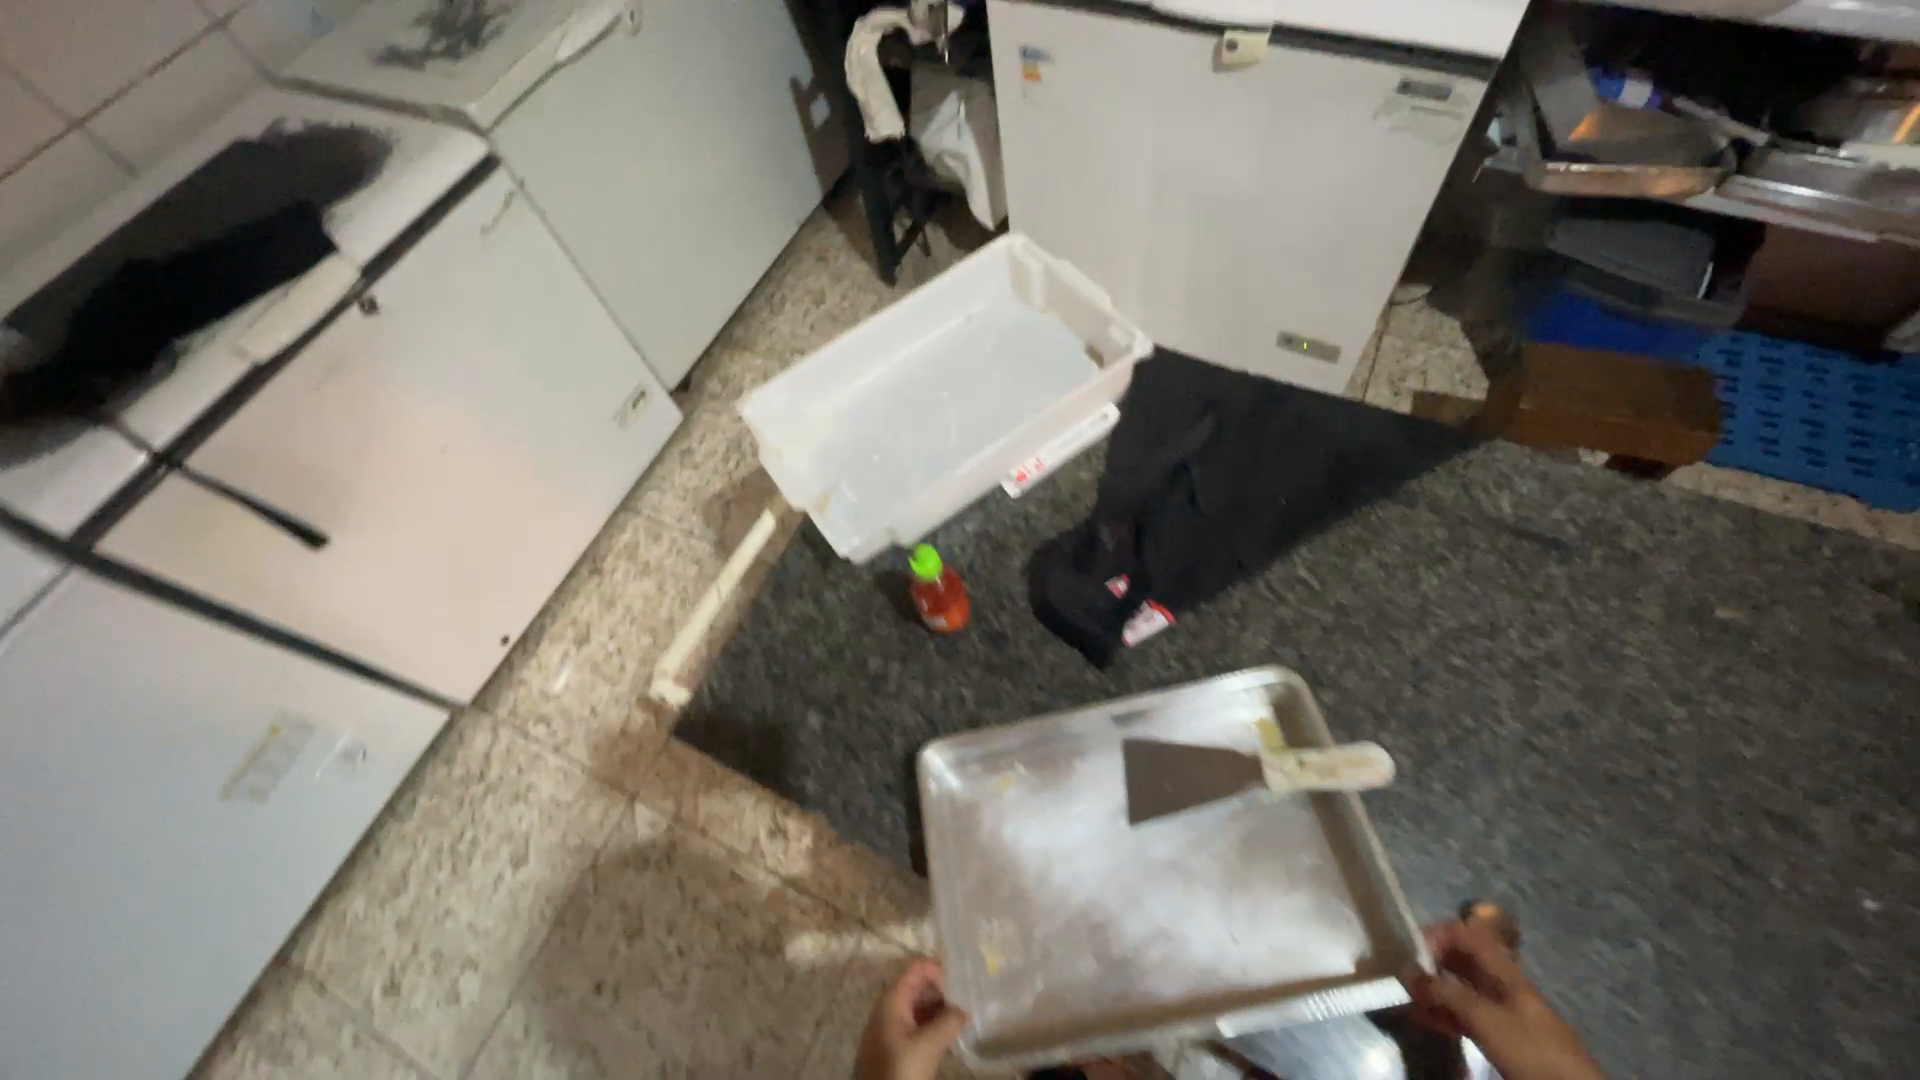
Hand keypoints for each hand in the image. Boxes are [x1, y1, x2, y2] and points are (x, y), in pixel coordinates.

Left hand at [856, 957, 969, 1079]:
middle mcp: (888, 1007)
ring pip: (918, 1006)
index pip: (916, 967)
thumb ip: (949, 1021)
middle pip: (917, 985)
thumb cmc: (901, 1070)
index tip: (961, 986)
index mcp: (892, 999)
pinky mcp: (893, 1045)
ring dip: (939, 1008)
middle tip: (967, 1000)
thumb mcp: (929, 1045)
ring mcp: (889, 1027)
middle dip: (942, 989)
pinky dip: (933, 1023)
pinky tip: (948, 1034)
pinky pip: (916, 1024)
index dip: (938, 970)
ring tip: (962, 1017)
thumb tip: (964, 1010)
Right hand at [1401, 920, 1605, 1079]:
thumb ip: (1443, 993)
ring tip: (1408, 1001)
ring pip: (1459, 990)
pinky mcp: (1501, 1036)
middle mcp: (1501, 984)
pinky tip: (1423, 1020)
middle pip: (1460, 961)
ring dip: (1433, 992)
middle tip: (1404, 978)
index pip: (1465, 934)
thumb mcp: (1484, 1018)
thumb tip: (1405, 971)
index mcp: (1503, 971)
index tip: (1413, 954)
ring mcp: (1501, 1011)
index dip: (1436, 935)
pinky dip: (1443, 1014)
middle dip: (1430, 964)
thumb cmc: (1531, 1048)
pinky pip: (1465, 1015)